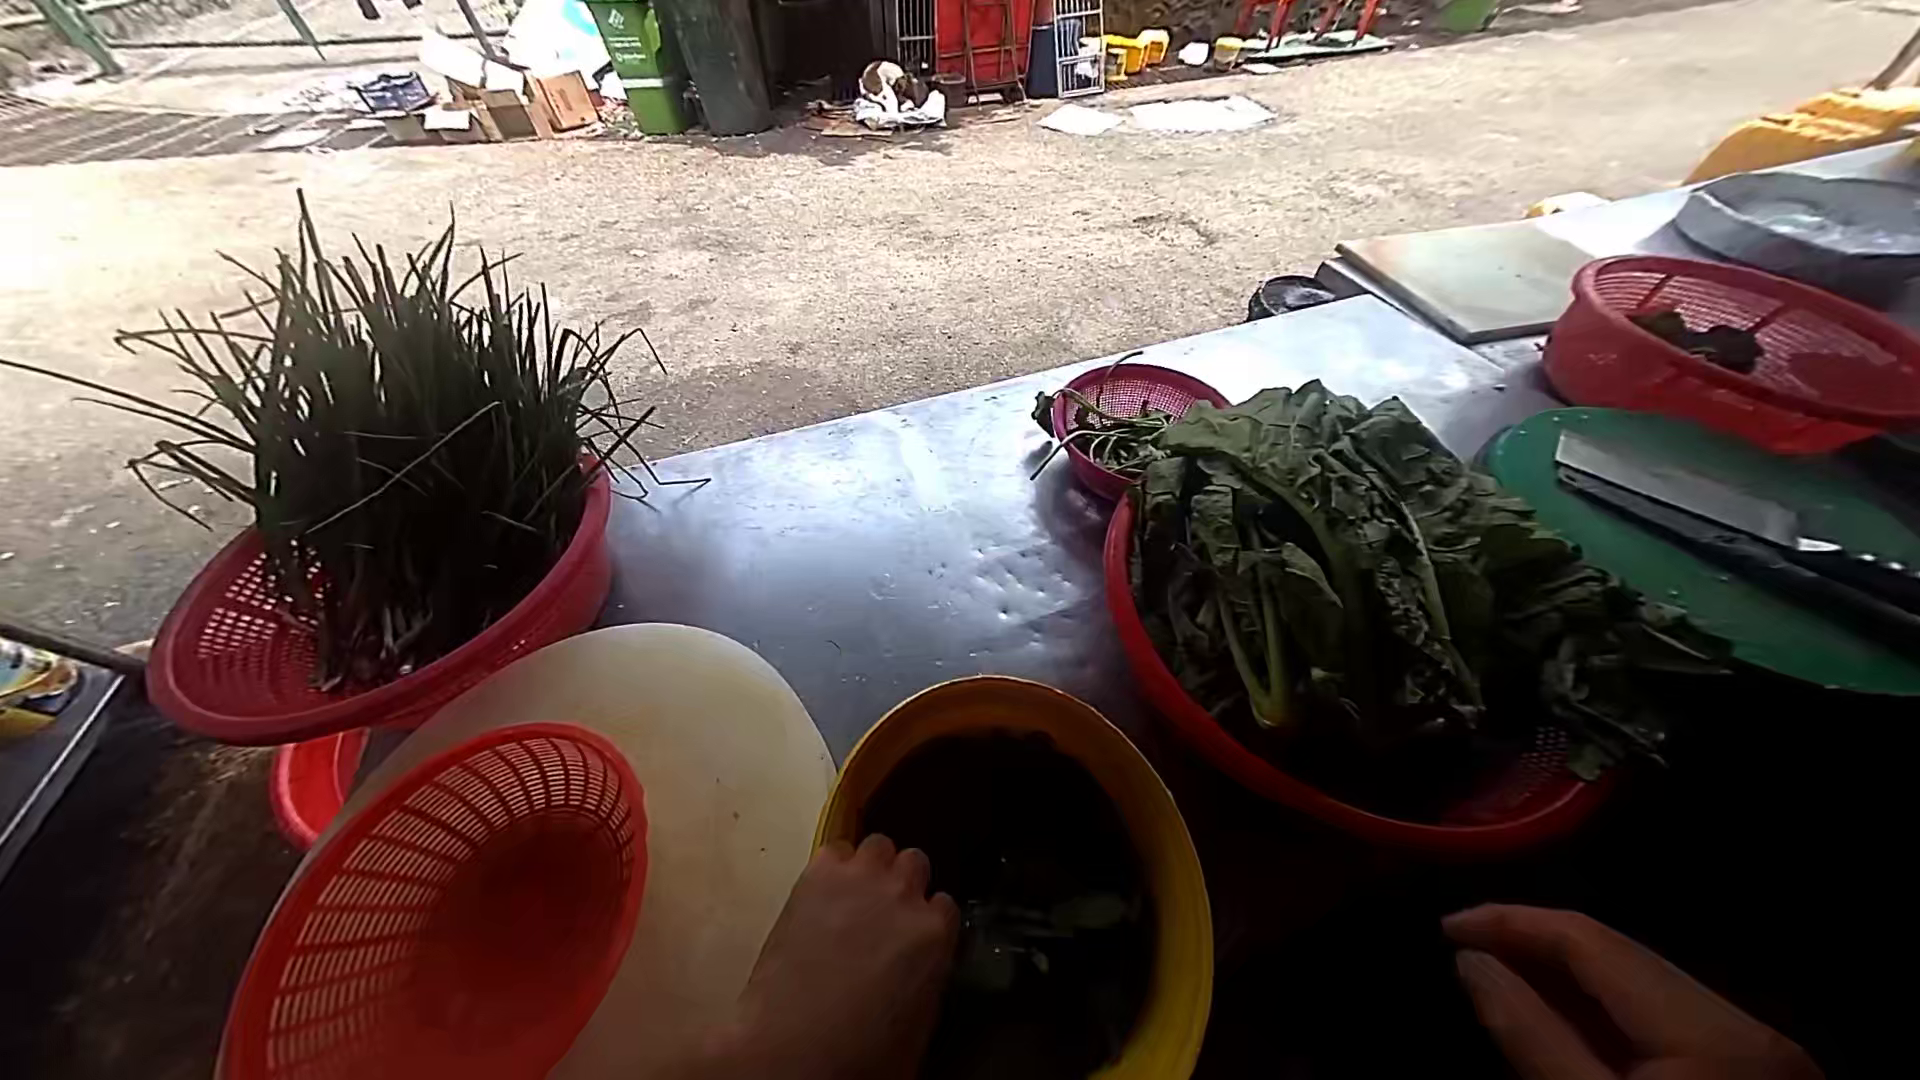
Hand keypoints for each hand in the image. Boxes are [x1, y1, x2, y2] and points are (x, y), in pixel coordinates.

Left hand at [699, 834, 959, 1079]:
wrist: (791, 1053)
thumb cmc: (860, 1057)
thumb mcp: (918, 1027)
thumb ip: (930, 975)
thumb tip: (923, 962)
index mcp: (934, 932)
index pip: (945, 904)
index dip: (927, 920)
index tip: (912, 933)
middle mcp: (903, 892)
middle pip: (915, 862)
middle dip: (903, 883)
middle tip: (883, 910)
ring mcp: (861, 877)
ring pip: (879, 845)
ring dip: (871, 867)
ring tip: (853, 894)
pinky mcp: (820, 872)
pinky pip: (835, 850)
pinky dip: (832, 867)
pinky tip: (822, 893)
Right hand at [1443, 904, 1821, 1079]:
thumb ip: (1525, 1029)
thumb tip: (1471, 960)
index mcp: (1713, 1032)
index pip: (1584, 937)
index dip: (1505, 921)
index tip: (1444, 928)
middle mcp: (1746, 1031)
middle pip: (1613, 954)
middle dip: (1530, 945)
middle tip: (1464, 950)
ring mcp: (1764, 1063)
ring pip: (1634, 985)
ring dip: (1560, 978)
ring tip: (1499, 980)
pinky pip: (1661, 1021)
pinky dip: (1600, 1013)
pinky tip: (1558, 1022)